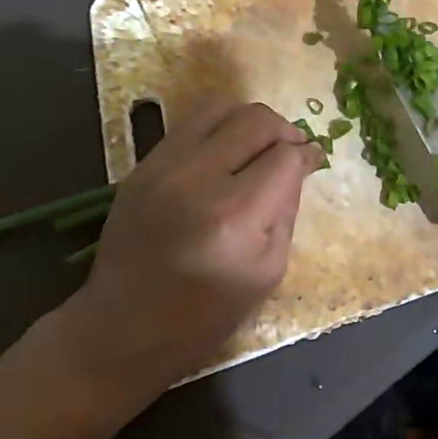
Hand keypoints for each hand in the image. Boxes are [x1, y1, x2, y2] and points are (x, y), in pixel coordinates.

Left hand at [49, 101, 322, 386]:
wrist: (122, 331)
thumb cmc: (205, 315)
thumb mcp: (268, 270)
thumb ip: (286, 209)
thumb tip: (298, 164)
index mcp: (234, 216)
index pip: (285, 156)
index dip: (307, 154)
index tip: (315, 160)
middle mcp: (197, 179)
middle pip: (257, 121)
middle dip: (285, 130)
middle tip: (292, 149)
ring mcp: (163, 168)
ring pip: (222, 108)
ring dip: (251, 121)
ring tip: (258, 145)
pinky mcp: (141, 167)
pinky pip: (190, 124)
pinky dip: (219, 129)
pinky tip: (225, 154)